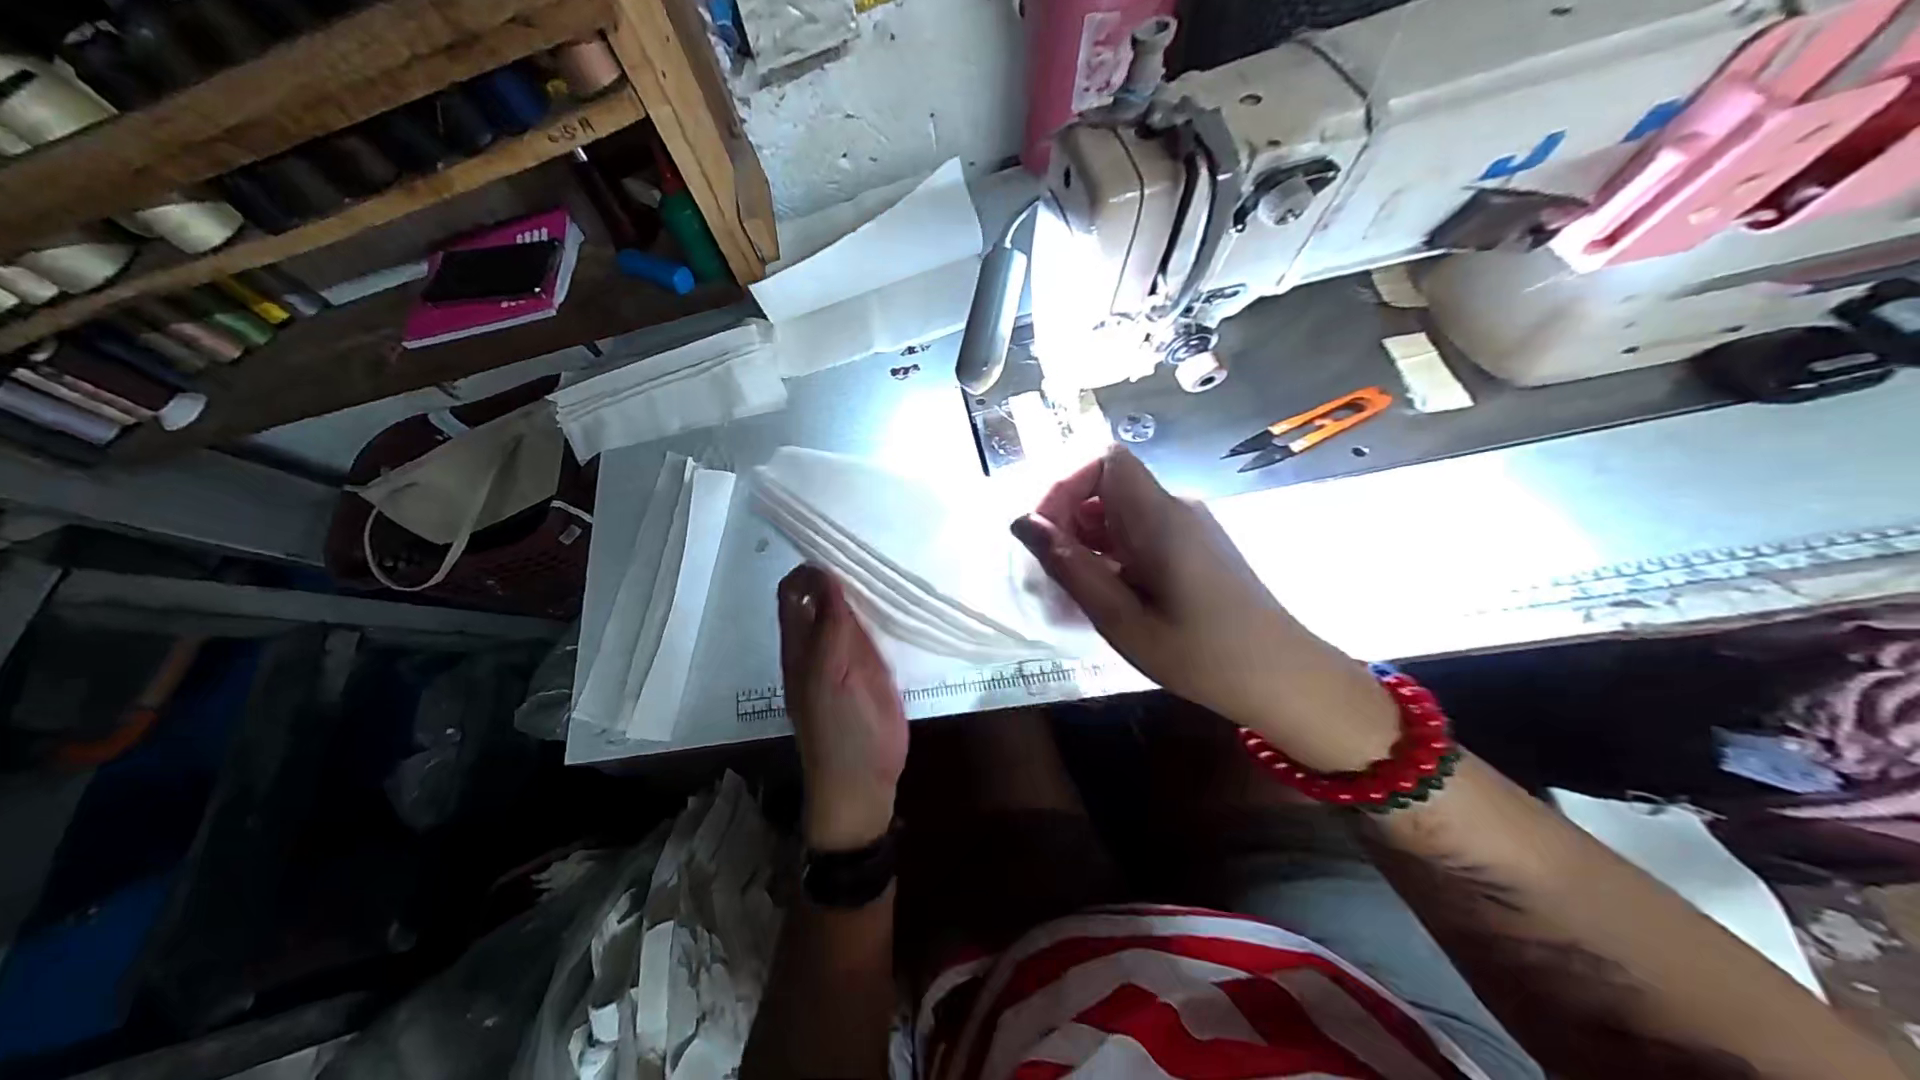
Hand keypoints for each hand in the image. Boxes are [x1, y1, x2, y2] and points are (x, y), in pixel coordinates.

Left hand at [778, 564, 908, 850]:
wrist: (861, 782)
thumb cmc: (841, 732)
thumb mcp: (832, 678)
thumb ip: (831, 629)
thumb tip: (827, 576)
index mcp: (801, 644)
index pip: (795, 591)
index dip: (810, 568)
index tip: (841, 547)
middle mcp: (822, 643)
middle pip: (823, 596)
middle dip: (842, 571)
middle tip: (877, 548)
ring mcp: (849, 655)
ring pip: (851, 610)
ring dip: (866, 589)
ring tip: (894, 564)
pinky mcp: (874, 667)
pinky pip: (874, 630)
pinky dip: (884, 612)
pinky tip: (905, 600)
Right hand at [1011, 445, 1398, 771]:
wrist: (1282, 678)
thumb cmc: (1200, 655)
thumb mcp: (1121, 618)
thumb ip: (1070, 566)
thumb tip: (1021, 521)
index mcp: (1160, 517)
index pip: (1104, 458)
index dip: (1064, 484)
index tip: (1045, 533)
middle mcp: (1175, 508)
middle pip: (1108, 484)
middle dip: (1068, 518)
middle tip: (1056, 573)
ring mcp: (1188, 526)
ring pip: (1120, 511)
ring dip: (1088, 539)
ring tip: (1080, 592)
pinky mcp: (1194, 546)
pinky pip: (1140, 532)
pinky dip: (1112, 552)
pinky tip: (1112, 596)